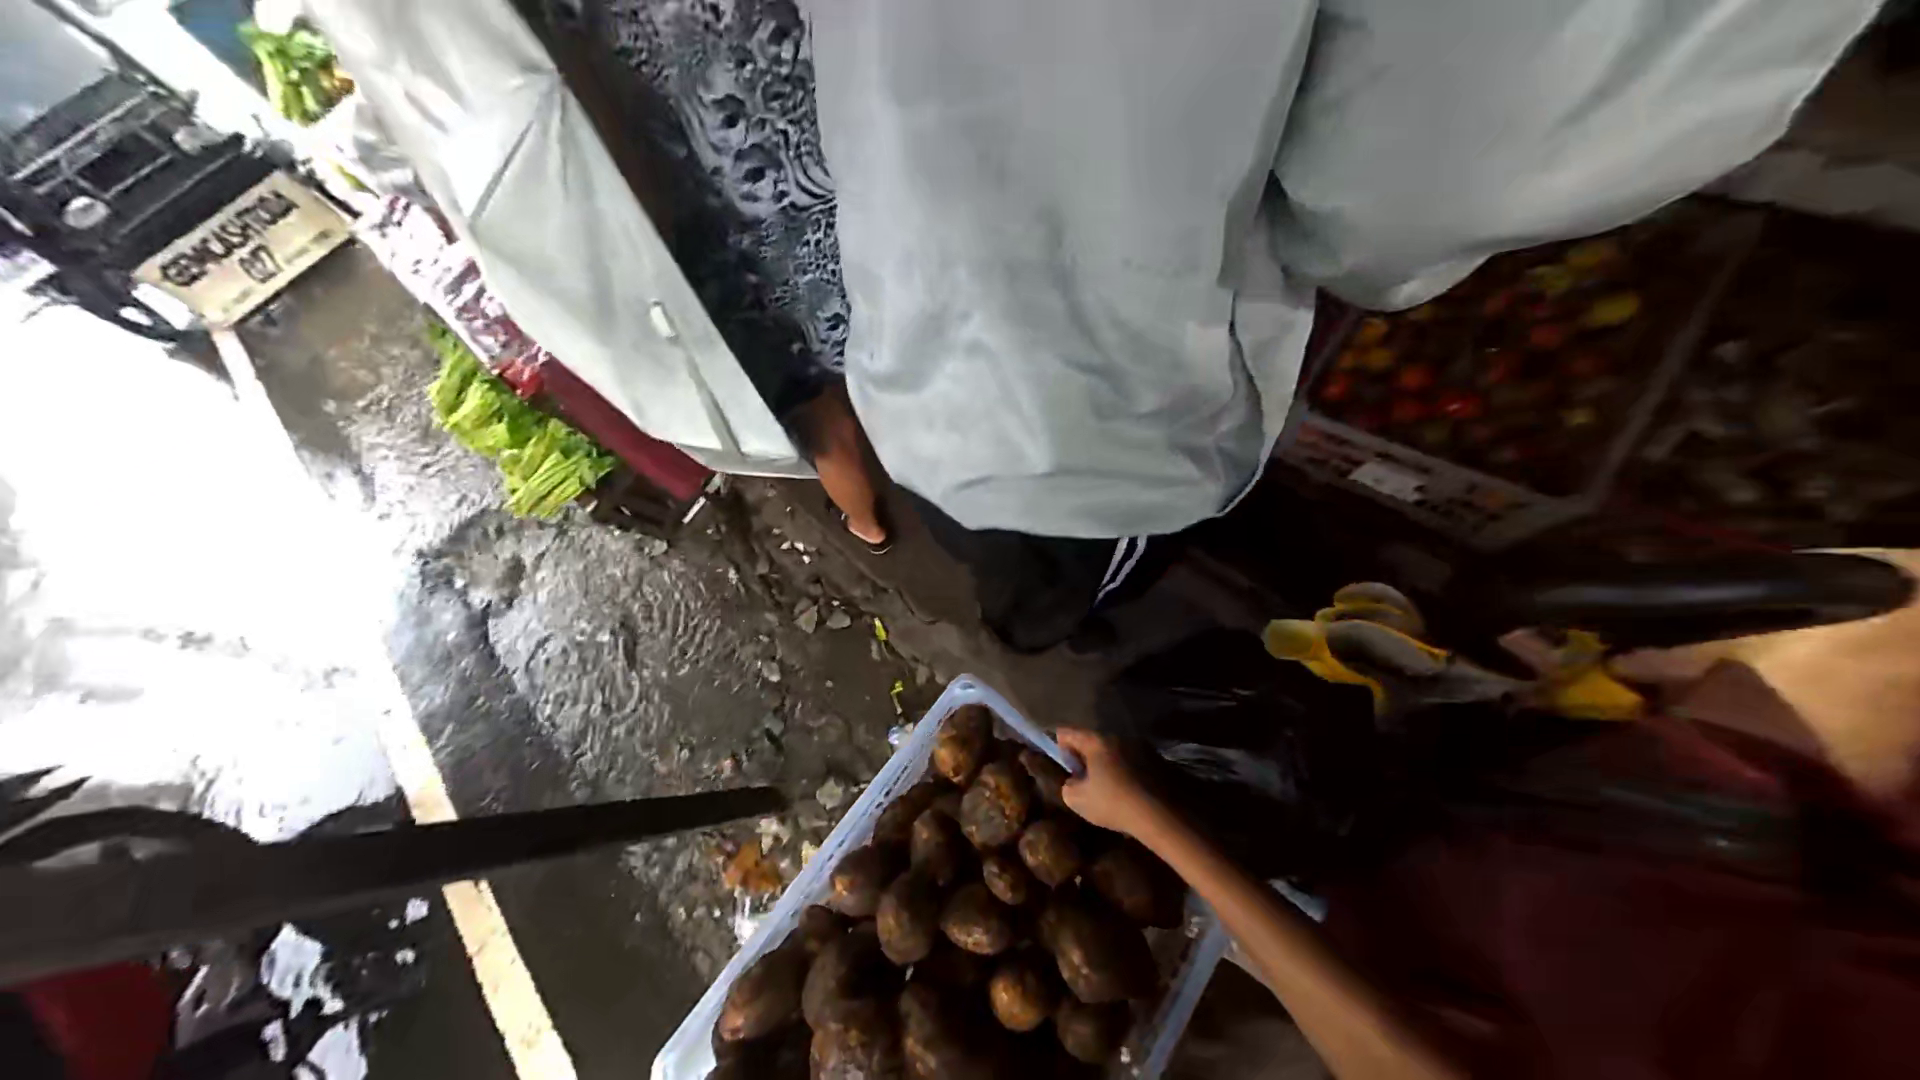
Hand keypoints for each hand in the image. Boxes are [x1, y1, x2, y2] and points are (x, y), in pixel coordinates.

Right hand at [1054, 728, 1160, 837]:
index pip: (1067, 732)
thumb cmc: (1114, 803)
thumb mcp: (1077, 800)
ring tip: (1113, 791)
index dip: (1061, 749)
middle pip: (1093, 741)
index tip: (1070, 771)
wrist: (1163, 815)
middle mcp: (1119, 735)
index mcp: (1096, 740)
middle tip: (1089, 784)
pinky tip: (1133, 794)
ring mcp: (1142, 745)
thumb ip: (1068, 785)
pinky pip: (1134, 760)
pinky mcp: (1159, 759)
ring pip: (1116, 751)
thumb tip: (1075, 781)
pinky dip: (1129, 772)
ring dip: (1110, 765)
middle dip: (1088, 759)